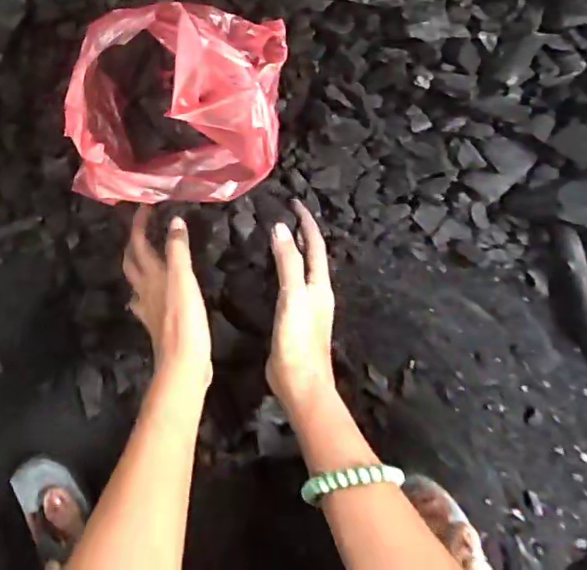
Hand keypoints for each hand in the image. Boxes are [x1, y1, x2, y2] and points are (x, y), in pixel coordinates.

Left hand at [123, 205, 211, 396]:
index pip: (138, 242)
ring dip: (138, 265)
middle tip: (142, 230)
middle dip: (133, 243)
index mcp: (149, 274)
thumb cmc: (183, 319)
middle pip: (131, 261)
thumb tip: (174, 221)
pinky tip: (150, 295)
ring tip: (147, 257)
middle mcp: (143, 288)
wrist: (182, 364)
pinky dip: (145, 292)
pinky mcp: (156, 324)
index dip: (139, 224)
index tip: (145, 207)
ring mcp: (147, 307)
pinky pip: (144, 301)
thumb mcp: (183, 279)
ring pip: (136, 280)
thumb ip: (177, 250)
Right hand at [266, 199, 335, 409]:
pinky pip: (288, 280)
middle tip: (281, 211)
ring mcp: (305, 305)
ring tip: (273, 232)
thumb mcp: (292, 295)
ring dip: (292, 247)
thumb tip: (281, 227)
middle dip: (300, 231)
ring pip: (300, 267)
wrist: (301, 385)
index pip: (315, 245)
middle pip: (310, 254)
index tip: (292, 200)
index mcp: (319, 285)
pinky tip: (267, 268)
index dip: (306, 221)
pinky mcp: (293, 316)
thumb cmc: (299, 339)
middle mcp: (316, 292)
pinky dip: (281, 265)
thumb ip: (287, 262)